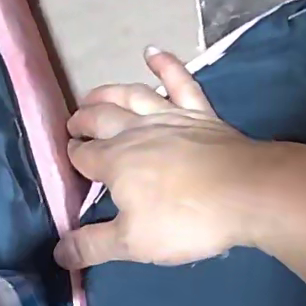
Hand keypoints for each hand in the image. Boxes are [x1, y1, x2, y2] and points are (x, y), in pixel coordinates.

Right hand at [57, 47, 283, 268]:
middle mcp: (136, 131)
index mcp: (115, 161)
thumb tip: (58, 252)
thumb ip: (93, 246)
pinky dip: (164, 64)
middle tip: (74, 125)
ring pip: (131, 96)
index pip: (83, 155)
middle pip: (100, 119)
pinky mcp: (200, 113)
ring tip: (93, 95)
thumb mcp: (133, 243)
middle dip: (82, 121)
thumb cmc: (186, 220)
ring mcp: (170, 116)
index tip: (70, 160)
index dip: (74, 158)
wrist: (246, 193)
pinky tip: (152, 53)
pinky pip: (179, 81)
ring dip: (108, 92)